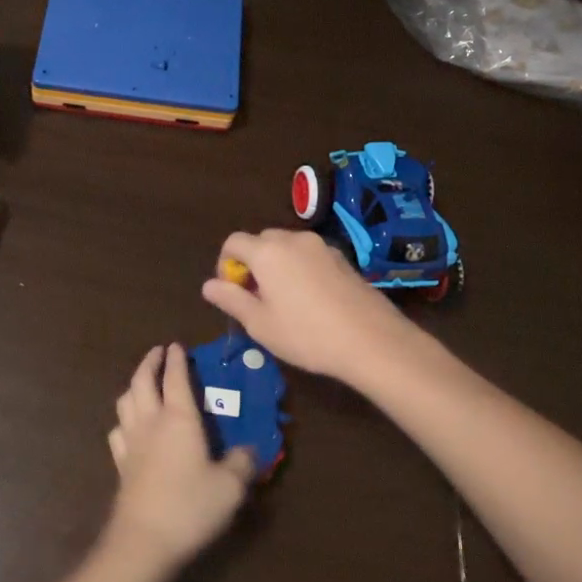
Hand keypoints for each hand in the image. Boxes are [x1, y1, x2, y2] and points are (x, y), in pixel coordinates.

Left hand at [105, 345, 253, 566]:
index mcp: (179, 418)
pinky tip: (129, 427)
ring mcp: (131, 442)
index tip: (177, 346)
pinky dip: (124, 419)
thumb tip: (250, 450)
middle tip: (157, 353)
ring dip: (133, 386)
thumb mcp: (230, 487)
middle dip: (149, 363)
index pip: (176, 378)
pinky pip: (118, 430)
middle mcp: (150, 422)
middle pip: (142, 382)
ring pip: (125, 402)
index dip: (177, 360)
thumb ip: (242, 464)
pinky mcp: (120, 464)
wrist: (144, 540)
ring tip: (142, 384)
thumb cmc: (191, 506)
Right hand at [200, 229, 429, 384]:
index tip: (232, 292)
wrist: (371, 341)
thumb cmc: (306, 334)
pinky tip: (310, 301)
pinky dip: (300, 269)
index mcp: (267, 252)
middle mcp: (293, 240)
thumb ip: (231, 299)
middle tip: (256, 298)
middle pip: (261, 241)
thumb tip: (209, 285)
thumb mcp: (259, 324)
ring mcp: (321, 247)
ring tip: (284, 301)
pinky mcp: (342, 258)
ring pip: (287, 247)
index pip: (233, 242)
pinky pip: (309, 256)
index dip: (225, 264)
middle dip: (252, 264)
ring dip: (277, 265)